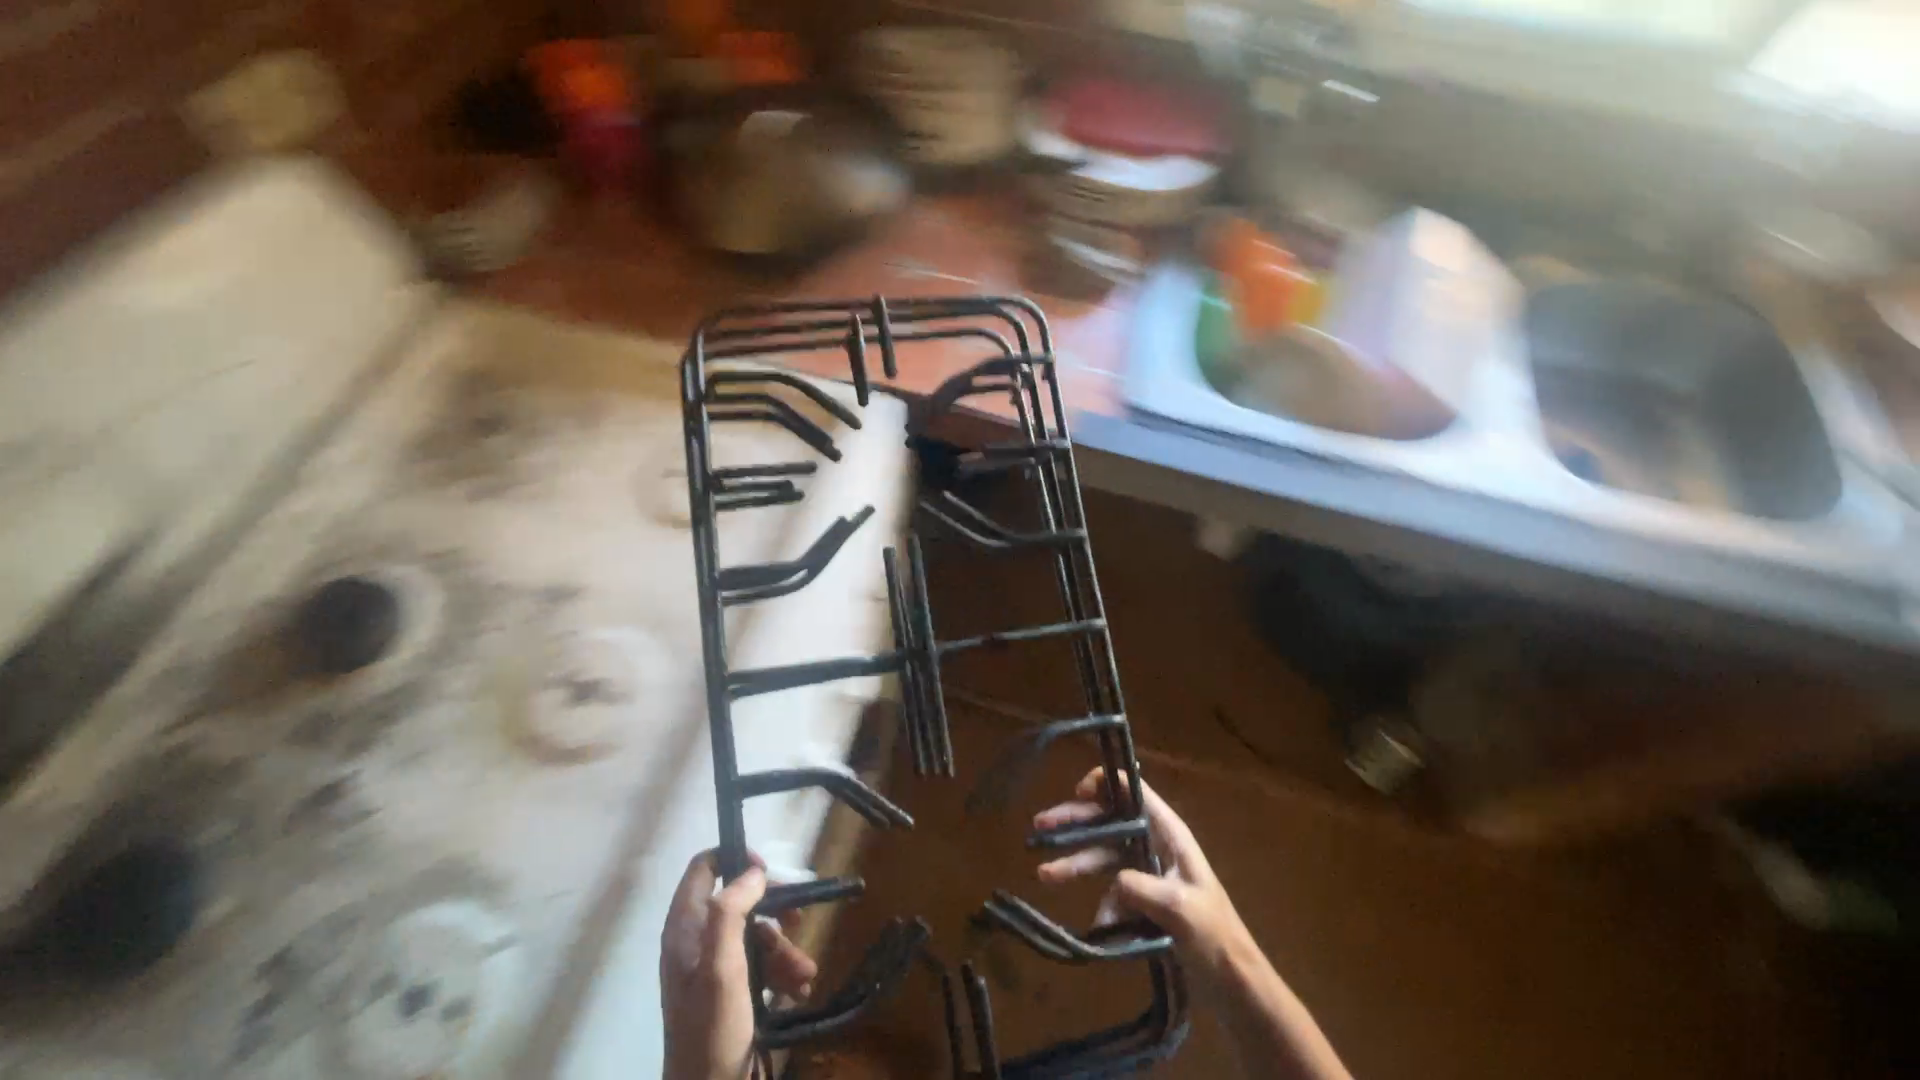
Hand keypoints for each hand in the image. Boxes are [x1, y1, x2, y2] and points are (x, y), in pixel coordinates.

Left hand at [660, 850, 818, 1079]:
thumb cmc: (711, 1031)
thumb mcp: (722, 968)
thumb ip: (730, 913)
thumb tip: (753, 871)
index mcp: (684, 930)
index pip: (703, 868)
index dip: (735, 858)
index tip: (769, 871)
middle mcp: (696, 943)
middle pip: (739, 902)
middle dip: (774, 912)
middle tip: (799, 919)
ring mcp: (713, 969)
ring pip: (756, 935)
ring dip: (785, 950)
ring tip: (805, 974)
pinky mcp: (732, 993)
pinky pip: (762, 966)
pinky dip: (784, 973)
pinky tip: (799, 990)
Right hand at [1033, 768, 1257, 980]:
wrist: (1232, 983)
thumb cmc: (1214, 936)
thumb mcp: (1179, 908)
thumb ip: (1142, 887)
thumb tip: (1113, 881)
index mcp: (1170, 835)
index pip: (1135, 793)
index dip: (1107, 784)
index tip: (1077, 791)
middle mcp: (1155, 846)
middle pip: (1109, 822)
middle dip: (1075, 822)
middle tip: (1038, 825)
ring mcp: (1147, 872)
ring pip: (1103, 856)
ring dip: (1075, 862)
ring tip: (1043, 874)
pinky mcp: (1142, 900)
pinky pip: (1112, 893)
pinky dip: (1101, 905)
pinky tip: (1098, 926)